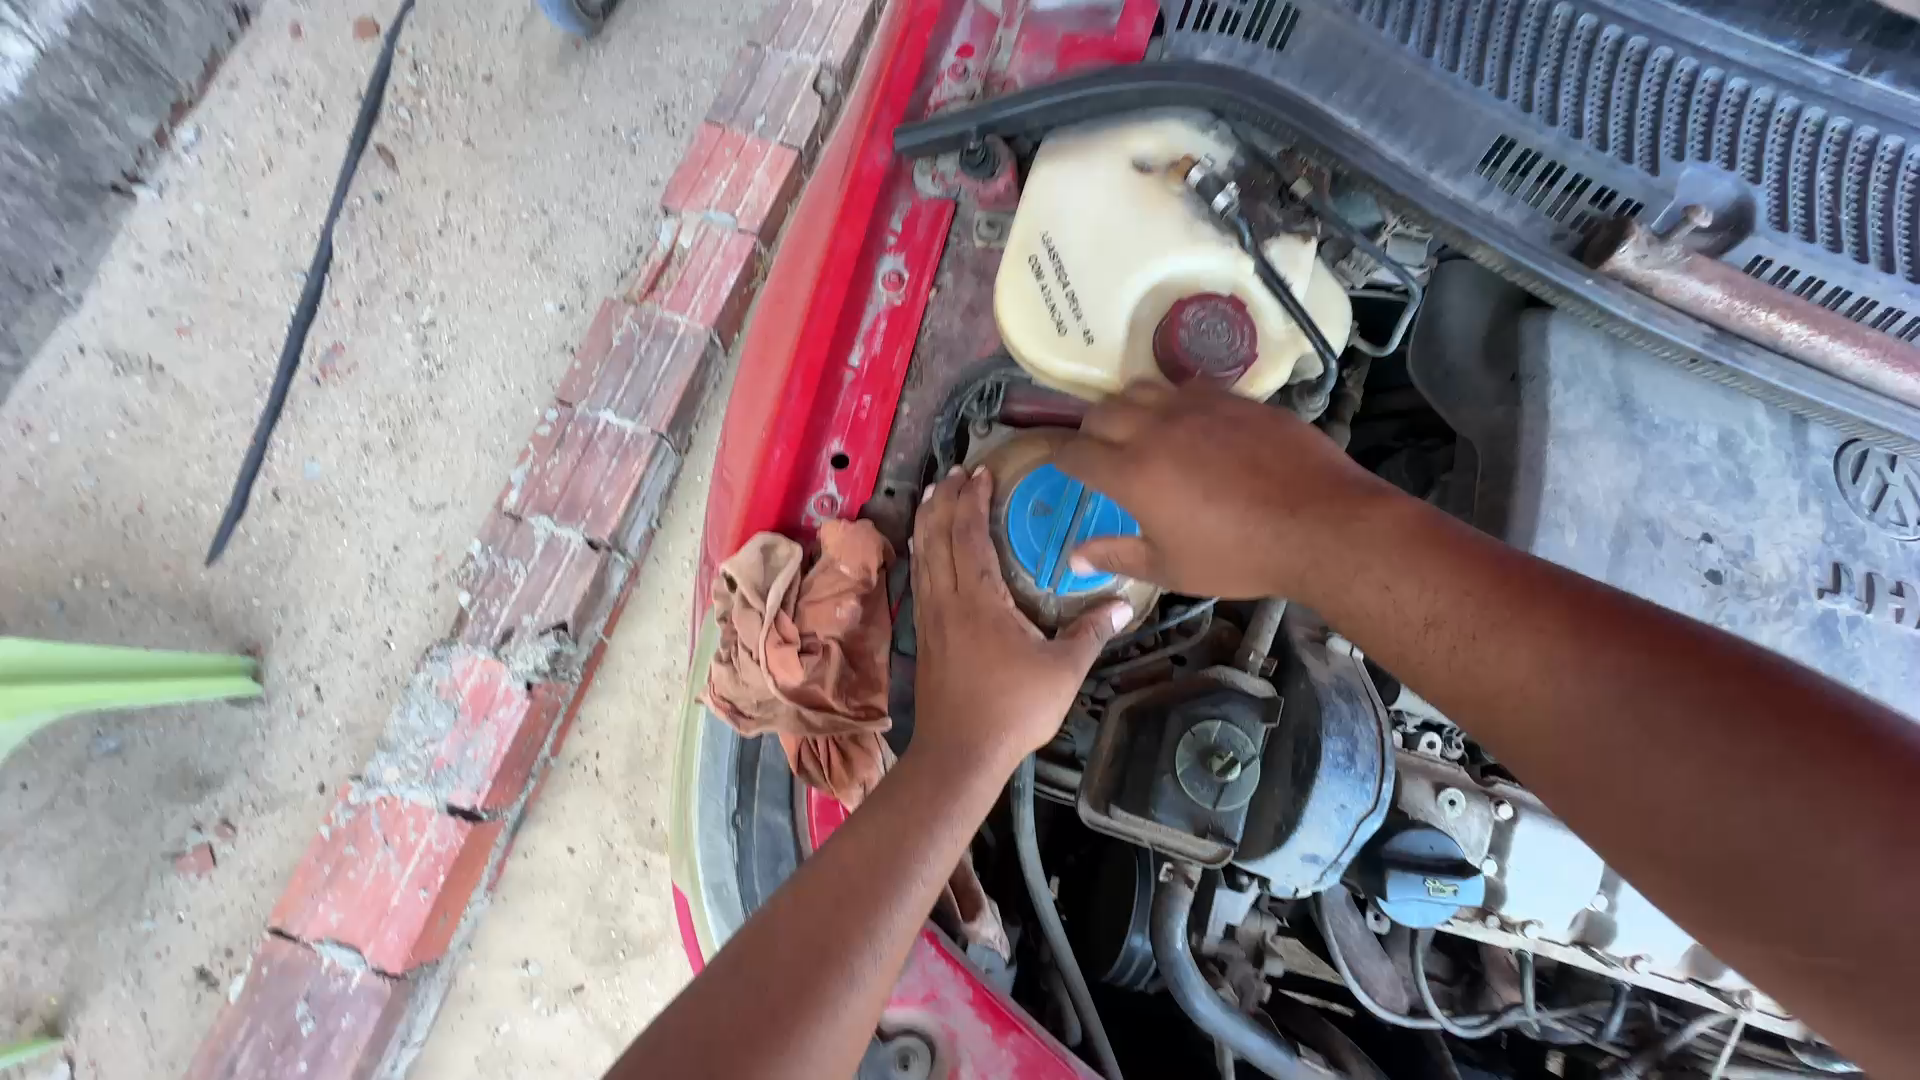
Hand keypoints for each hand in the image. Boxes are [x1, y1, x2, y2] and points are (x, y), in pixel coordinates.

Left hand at [910, 465, 1130, 771]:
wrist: (960, 752)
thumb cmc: (1013, 709)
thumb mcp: (1063, 671)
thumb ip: (1090, 632)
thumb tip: (1122, 604)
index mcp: (978, 598)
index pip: (969, 535)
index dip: (973, 500)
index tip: (982, 473)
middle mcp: (947, 599)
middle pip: (937, 536)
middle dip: (945, 500)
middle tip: (956, 473)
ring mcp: (930, 617)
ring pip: (923, 556)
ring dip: (928, 522)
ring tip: (935, 498)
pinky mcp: (924, 636)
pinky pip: (920, 579)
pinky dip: (924, 553)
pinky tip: (927, 553)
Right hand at [1051, 380, 1402, 602]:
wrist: (1321, 525)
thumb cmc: (1239, 557)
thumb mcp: (1170, 569)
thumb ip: (1116, 556)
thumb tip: (1073, 558)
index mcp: (1132, 474)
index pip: (1074, 452)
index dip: (1059, 458)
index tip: (1059, 464)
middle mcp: (1155, 429)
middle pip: (1100, 413)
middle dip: (1089, 431)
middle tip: (1099, 453)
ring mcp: (1197, 407)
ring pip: (1140, 387)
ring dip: (1127, 407)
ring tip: (1139, 429)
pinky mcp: (1233, 399)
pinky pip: (1186, 384)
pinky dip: (1172, 400)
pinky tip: (1189, 422)